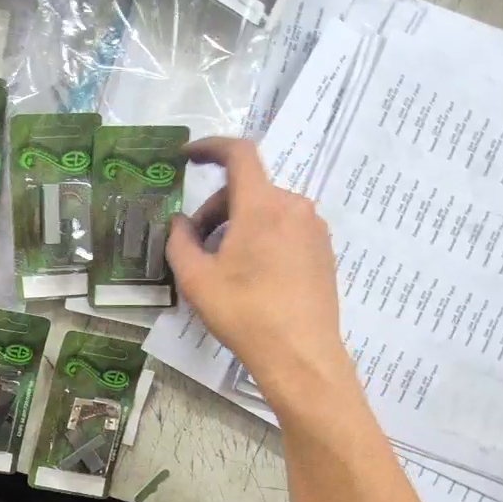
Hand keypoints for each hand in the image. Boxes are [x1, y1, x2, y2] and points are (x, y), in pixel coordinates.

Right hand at [165, 138, 358, 413]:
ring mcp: (313, 228)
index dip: (210, 147)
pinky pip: (284, 230)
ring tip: (221, 269)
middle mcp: (293, 206)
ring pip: (265, 211)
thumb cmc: (244, 314)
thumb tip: (179, 223)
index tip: (188, 156)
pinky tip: (249, 278)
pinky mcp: (323, 250)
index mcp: (261, 205)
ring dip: (237, 227)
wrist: (299, 354)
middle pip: (247, 190)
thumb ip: (180, 242)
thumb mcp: (196, 280)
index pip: (238, 154)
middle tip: (194, 246)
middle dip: (216, 210)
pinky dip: (260, 240)